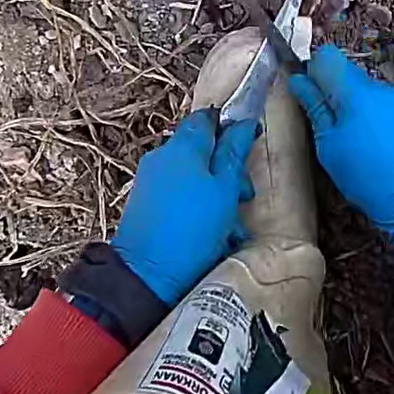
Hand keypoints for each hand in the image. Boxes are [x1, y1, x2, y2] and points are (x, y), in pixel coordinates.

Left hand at [112, 109, 260, 304]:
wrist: (144, 276)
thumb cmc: (191, 231)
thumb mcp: (226, 190)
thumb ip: (234, 153)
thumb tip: (245, 123)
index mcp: (184, 147)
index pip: (208, 117)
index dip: (231, 125)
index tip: (249, 141)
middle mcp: (163, 156)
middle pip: (202, 148)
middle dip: (227, 166)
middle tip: (244, 193)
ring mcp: (150, 179)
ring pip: (193, 172)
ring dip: (216, 189)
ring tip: (230, 222)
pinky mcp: (145, 202)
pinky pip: (179, 192)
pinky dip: (198, 203)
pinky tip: (212, 231)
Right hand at [289, 44, 393, 259]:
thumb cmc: (364, 175)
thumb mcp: (329, 145)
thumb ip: (314, 107)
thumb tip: (298, 80)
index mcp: (355, 91)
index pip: (327, 56)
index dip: (313, 72)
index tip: (309, 96)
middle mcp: (378, 87)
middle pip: (346, 72)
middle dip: (331, 91)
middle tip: (326, 125)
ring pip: (363, 89)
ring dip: (351, 104)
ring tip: (350, 139)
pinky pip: (380, 103)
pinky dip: (369, 114)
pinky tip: (370, 142)